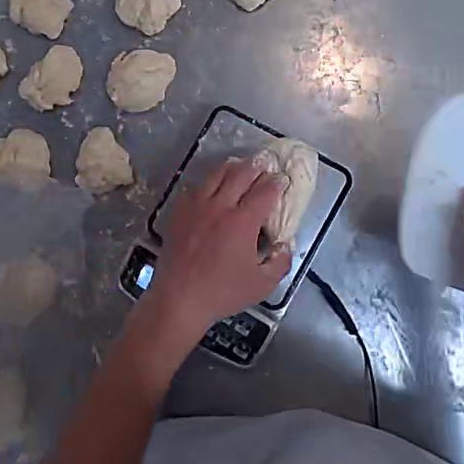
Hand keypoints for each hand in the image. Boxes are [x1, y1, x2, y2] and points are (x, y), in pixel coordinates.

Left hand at [143, 158, 291, 339]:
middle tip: (266, 164)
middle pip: (242, 174)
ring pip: (216, 175)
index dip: (277, 183)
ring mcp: (196, 207)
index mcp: (242, 222)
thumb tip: (285, 246)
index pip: (265, 192)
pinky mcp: (179, 213)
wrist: (179, 299)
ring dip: (232, 168)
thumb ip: (281, 263)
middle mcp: (220, 207)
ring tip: (240, 167)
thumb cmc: (222, 293)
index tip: (283, 180)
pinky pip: (195, 188)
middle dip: (257, 167)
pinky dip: (207, 183)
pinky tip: (211, 187)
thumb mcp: (262, 285)